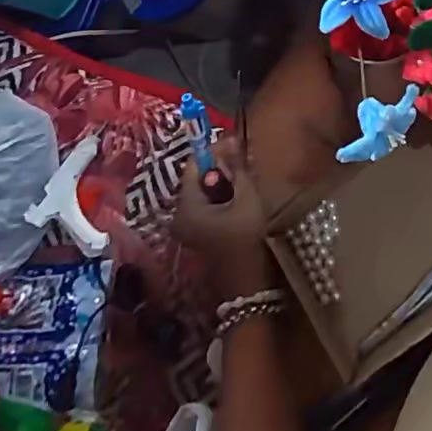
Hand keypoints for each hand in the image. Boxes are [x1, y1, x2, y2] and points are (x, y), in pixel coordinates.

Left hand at [173, 135, 274, 295]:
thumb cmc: (248, 239)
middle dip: (221, 165)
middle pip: (199, 177)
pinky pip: (210, 204)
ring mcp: (189, 227)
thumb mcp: (247, 198)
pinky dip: (224, 194)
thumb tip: (233, 142)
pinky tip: (242, 194)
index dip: (216, 150)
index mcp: (186, 206)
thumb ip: (238, 169)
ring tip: (246, 175)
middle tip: (244, 159)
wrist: (250, 288)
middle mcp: (181, 215)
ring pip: (206, 190)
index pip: (195, 165)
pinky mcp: (201, 234)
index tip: (237, 144)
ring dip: (225, 180)